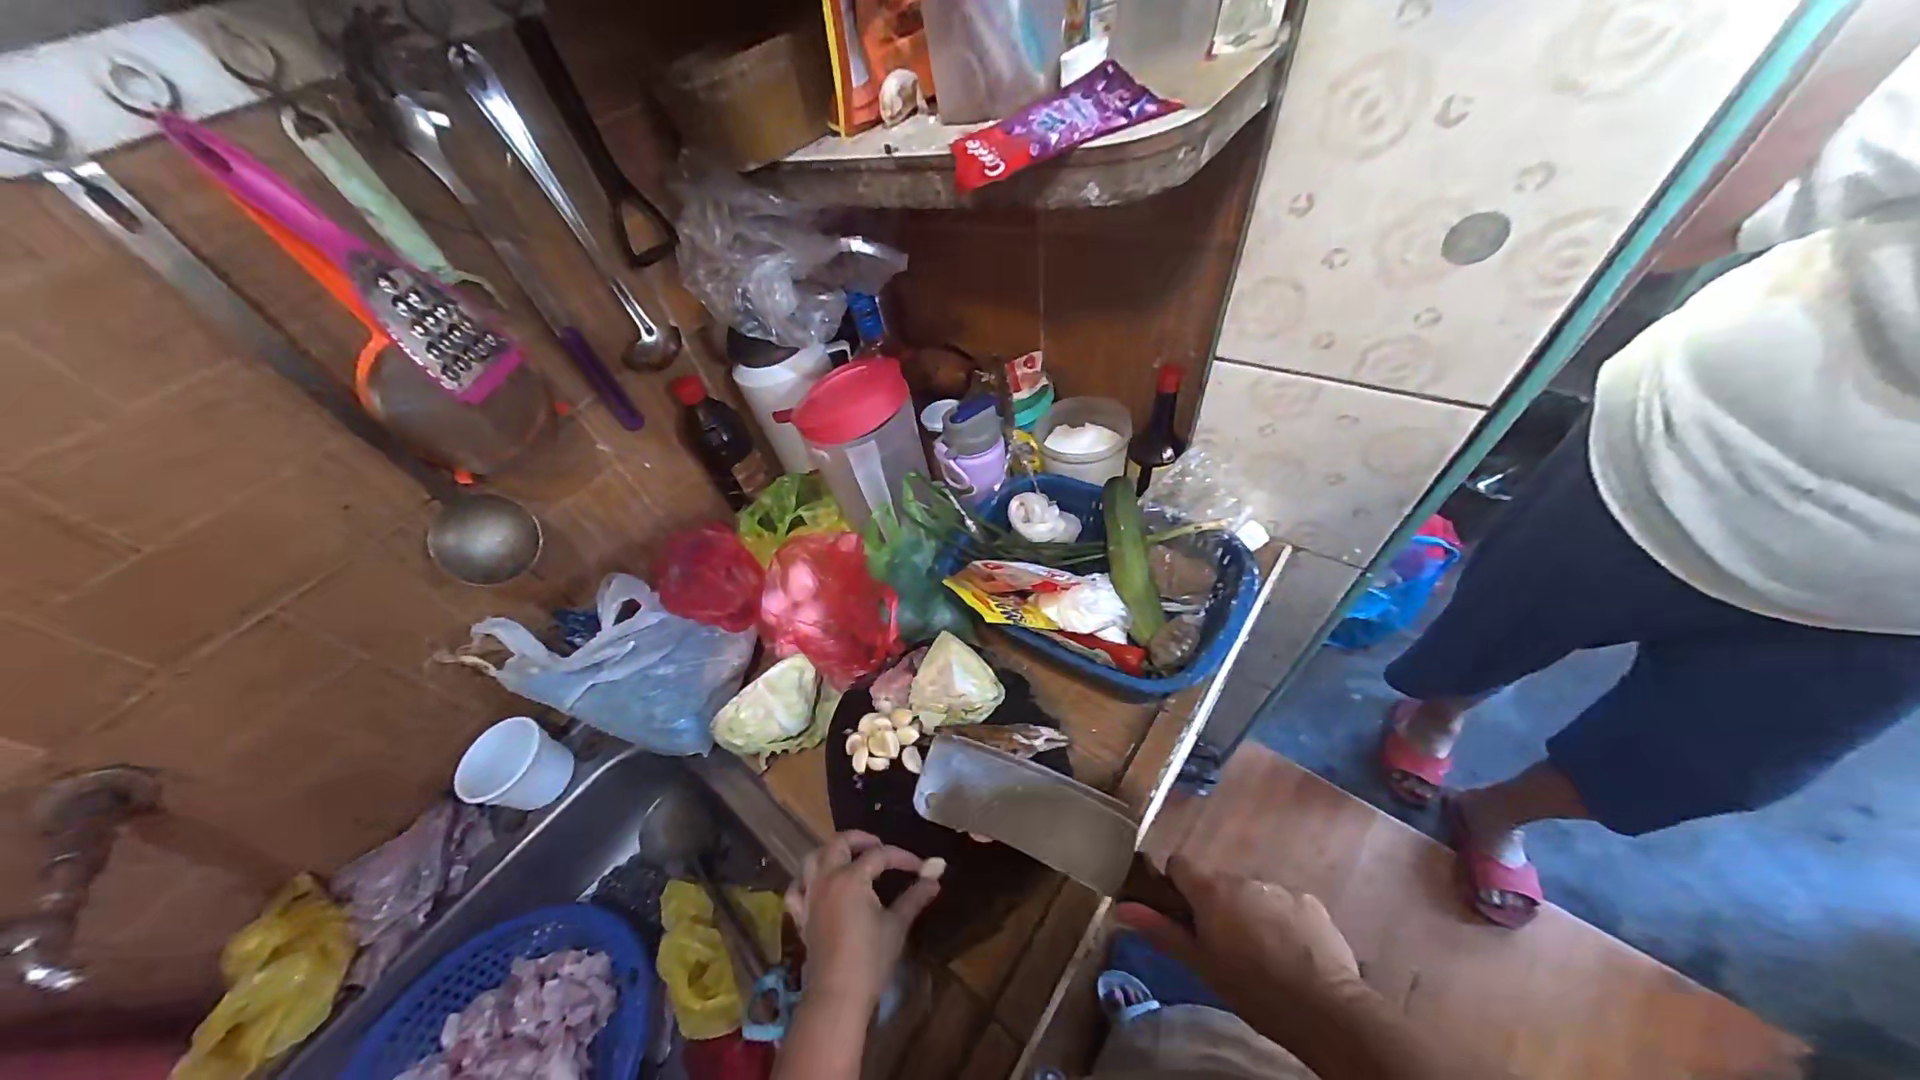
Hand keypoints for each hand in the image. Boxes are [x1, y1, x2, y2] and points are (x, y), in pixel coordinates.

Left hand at [784, 831, 940, 1011]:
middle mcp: (827, 879)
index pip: (879, 855)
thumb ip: (915, 897)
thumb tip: (935, 878)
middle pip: (839, 843)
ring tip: (849, 857)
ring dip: (831, 852)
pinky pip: (796, 888)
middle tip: (879, 846)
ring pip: (813, 858)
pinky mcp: (801, 915)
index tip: (920, 867)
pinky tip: (818, 884)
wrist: (837, 996)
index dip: (902, 858)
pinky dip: (806, 880)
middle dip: (860, 839)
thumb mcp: (897, 924)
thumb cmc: (870, 959)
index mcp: (851, 877)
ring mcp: (810, 896)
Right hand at [1117, 855, 1364, 1007]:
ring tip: (1263, 955)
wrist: (1326, 1010)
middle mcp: (1243, 877)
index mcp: (1211, 889)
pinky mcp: (1311, 902)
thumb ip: (1162, 931)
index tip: (1183, 915)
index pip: (1179, 864)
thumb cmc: (1252, 988)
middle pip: (1218, 882)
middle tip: (1225, 946)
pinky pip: (1285, 904)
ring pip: (1252, 894)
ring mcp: (1280, 887)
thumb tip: (1122, 907)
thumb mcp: (1200, 965)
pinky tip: (1292, 954)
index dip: (1177, 886)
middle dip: (1217, 906)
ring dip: (1250, 913)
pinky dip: (1283, 921)